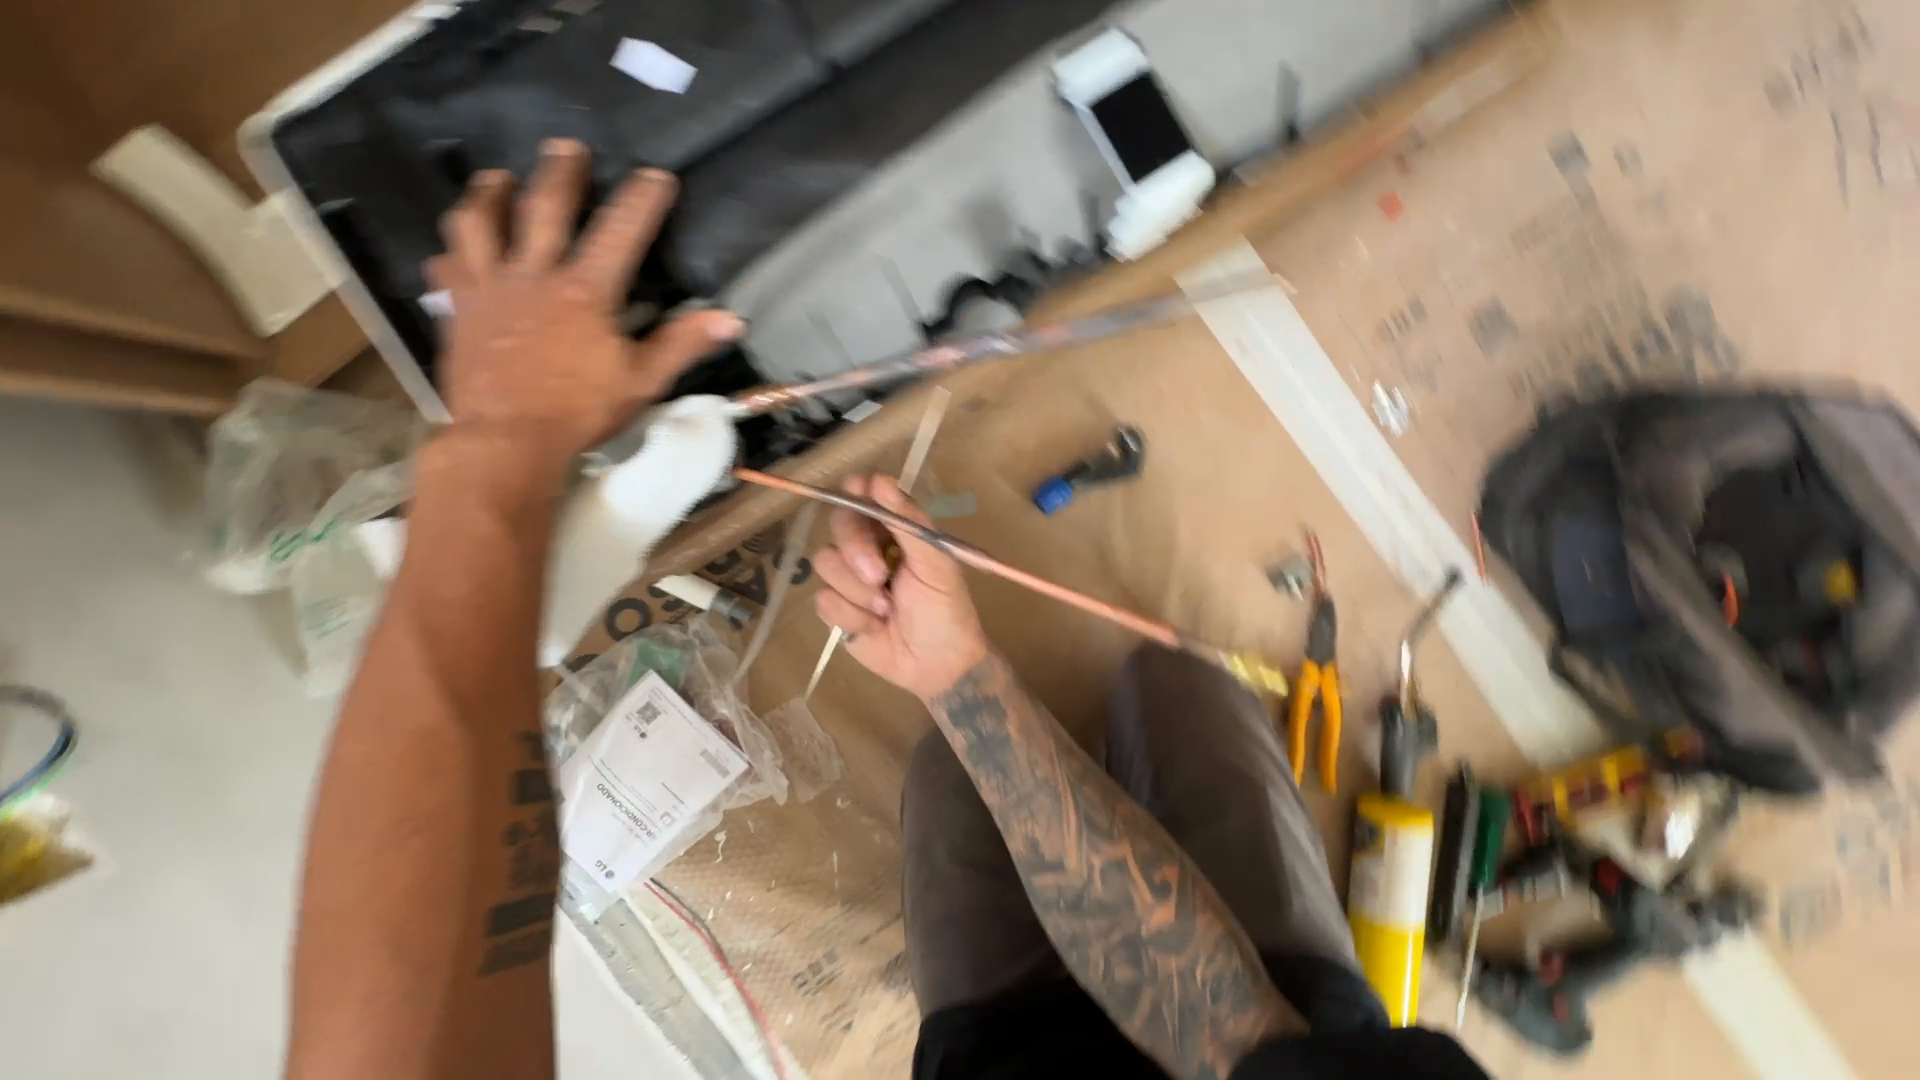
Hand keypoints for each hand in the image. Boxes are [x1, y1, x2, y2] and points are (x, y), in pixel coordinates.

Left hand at [428, 139, 742, 467]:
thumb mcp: (642, 381)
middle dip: (560, 172)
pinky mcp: (458, 308)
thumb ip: (683, 344)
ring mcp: (489, 288)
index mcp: (584, 290)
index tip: (657, 175)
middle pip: (542, 205)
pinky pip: (446, 266)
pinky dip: (452, 251)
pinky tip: (458, 250)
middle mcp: (533, 274)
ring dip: (489, 194)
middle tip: (567, 147)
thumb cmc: (580, 411)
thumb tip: (731, 320)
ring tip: (497, 180)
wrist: (508, 439)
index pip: (621, 230)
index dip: (642, 199)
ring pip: (478, 222)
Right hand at [812, 475, 991, 700]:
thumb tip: (881, 480)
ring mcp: (848, 578)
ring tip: (888, 610)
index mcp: (895, 530)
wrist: (938, 665)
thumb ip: (910, 523)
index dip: (855, 489)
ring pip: (825, 563)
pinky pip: (823, 600)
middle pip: (838, 525)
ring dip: (858, 591)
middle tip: (879, 575)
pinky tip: (874, 628)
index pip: (865, 496)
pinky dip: (851, 616)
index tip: (856, 490)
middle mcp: (868, 546)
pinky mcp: (836, 609)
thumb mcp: (937, 564)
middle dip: (856, 550)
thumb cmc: (946, 610)